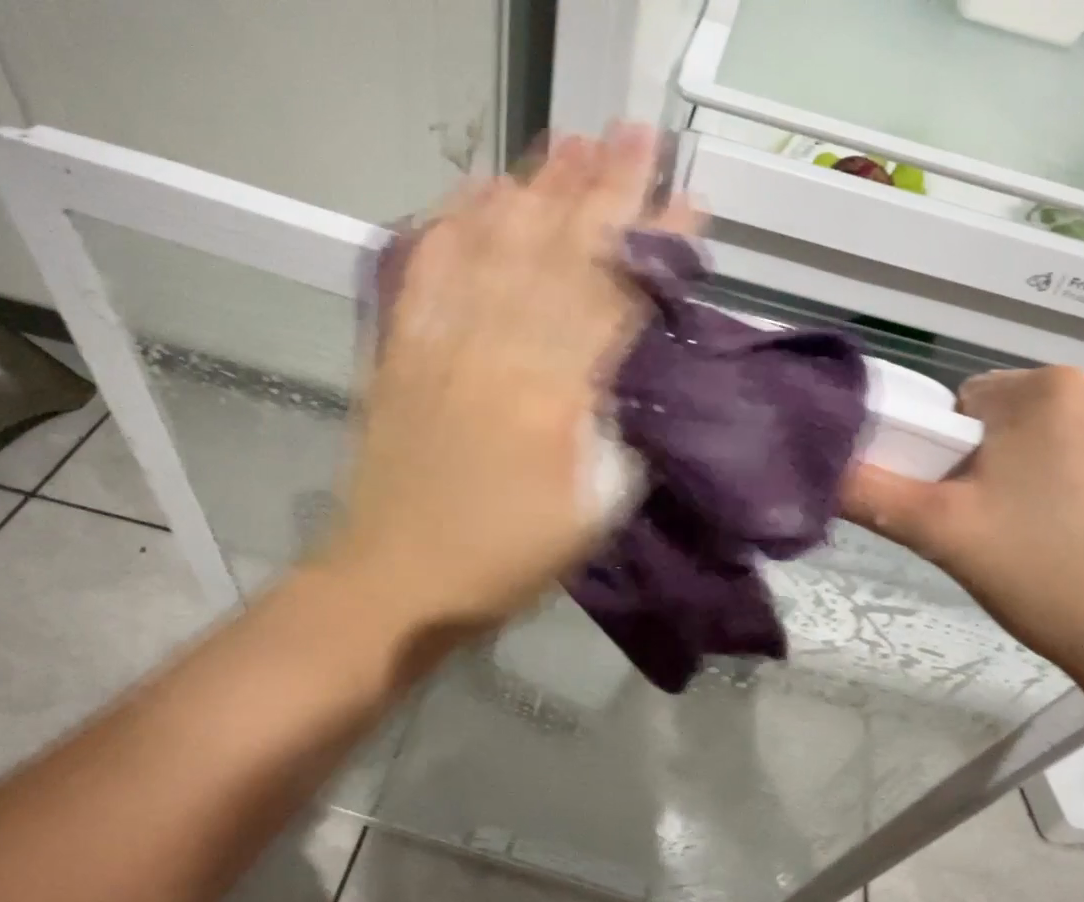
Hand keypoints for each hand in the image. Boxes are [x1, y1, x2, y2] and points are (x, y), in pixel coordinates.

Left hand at [323, 126, 700, 631]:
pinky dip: (453, 224)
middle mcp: (495, 355)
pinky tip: (478, 192)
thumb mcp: (591, 515)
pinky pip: (427, 271)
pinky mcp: (400, 351)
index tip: (689, 203)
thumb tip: (634, 378)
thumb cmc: (503, 561)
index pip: (613, 302)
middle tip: (637, 138)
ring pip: (495, 247)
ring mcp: (441, 346)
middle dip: (604, 191)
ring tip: (572, 144)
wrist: (394, 582)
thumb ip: (619, 438)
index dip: (654, 249)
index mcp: (551, 400)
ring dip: (538, 189)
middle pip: (557, 255)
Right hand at [842, 367, 1083, 704]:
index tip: (994, 508)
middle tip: (1047, 528)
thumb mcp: (943, 540)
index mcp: (1048, 393)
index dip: (978, 457)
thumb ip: (870, 491)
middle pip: (1056, 411)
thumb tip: (818, 460)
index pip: (985, 405)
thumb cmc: (1053, 588)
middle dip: (1043, 455)